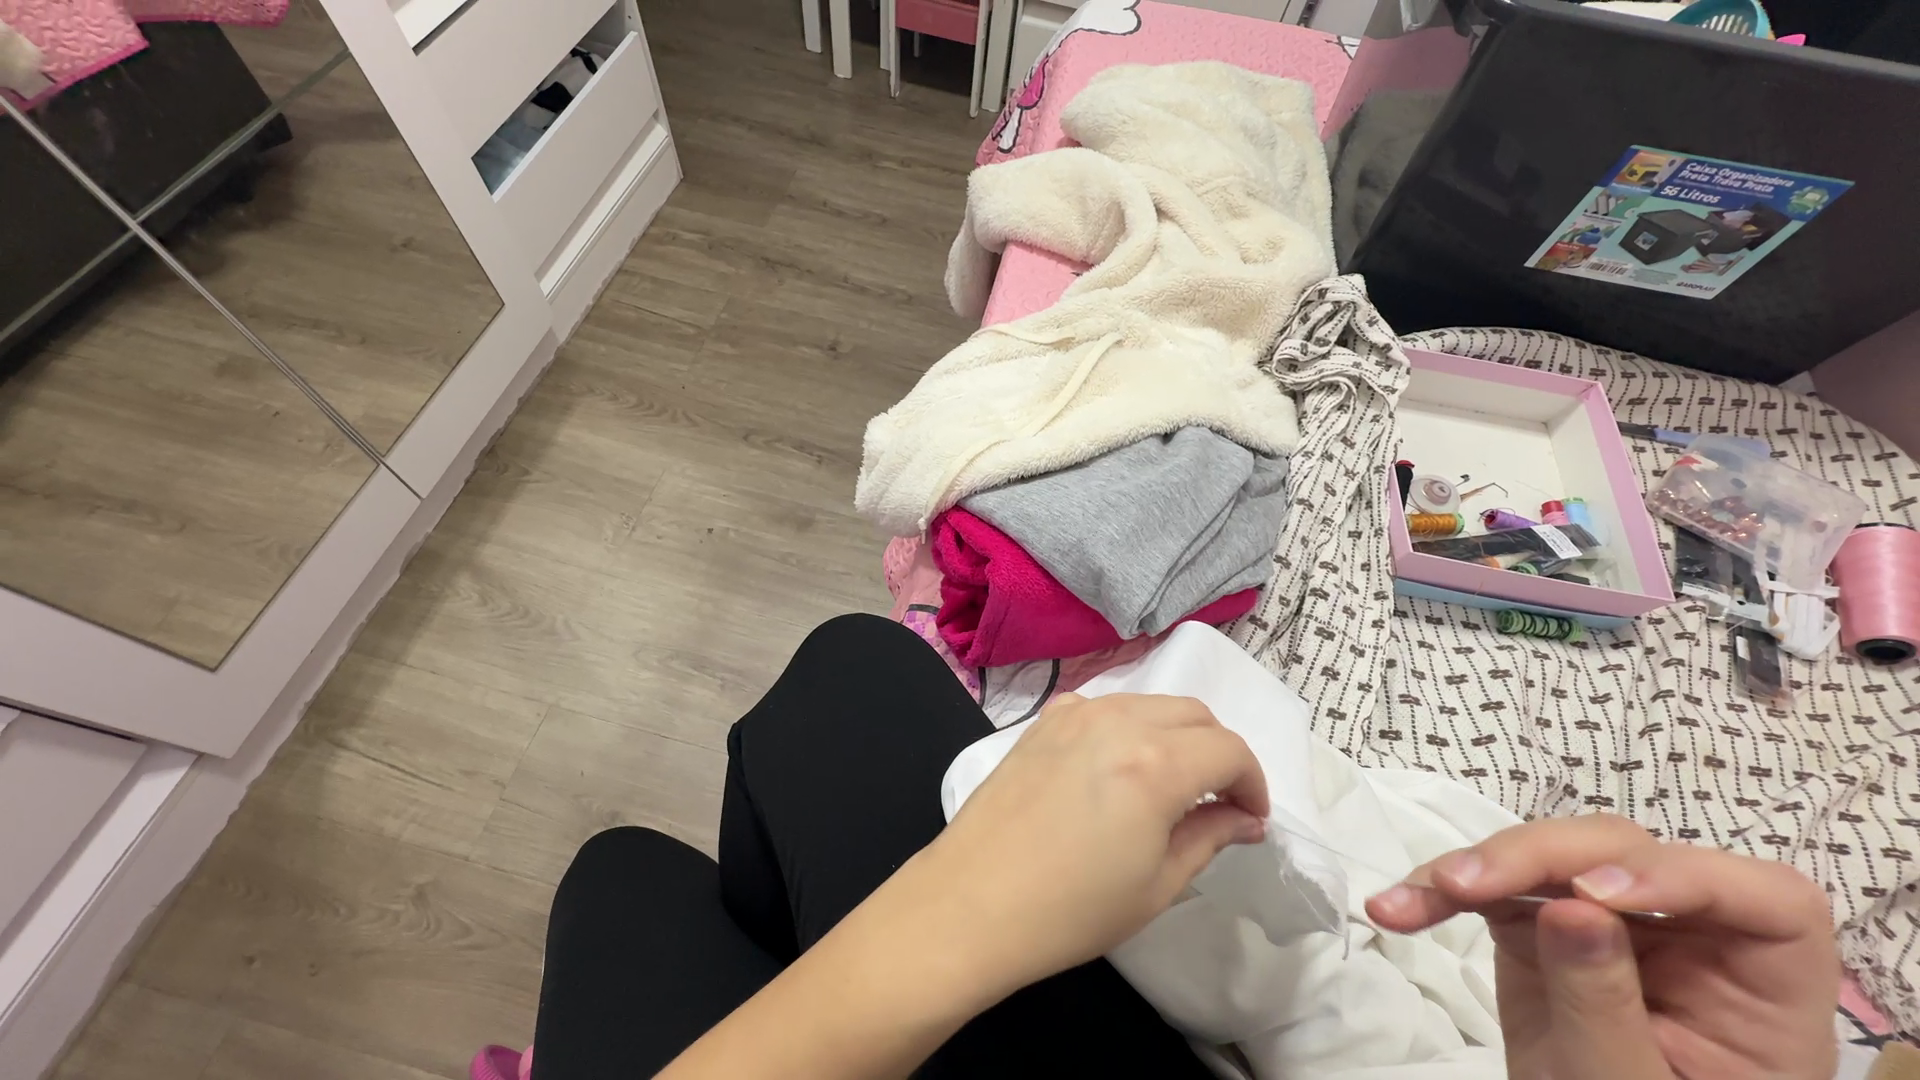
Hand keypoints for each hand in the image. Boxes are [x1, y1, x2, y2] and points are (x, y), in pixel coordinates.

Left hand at [919, 692, 1269, 997]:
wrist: (972, 903)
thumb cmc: (1071, 910)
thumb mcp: (1157, 885)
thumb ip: (1209, 836)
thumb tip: (1245, 818)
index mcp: (1155, 762)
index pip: (1229, 750)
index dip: (1251, 782)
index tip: (1249, 818)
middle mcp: (1117, 721)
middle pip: (1193, 714)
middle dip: (1218, 753)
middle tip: (1216, 801)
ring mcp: (1074, 714)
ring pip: (1149, 704)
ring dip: (1174, 735)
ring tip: (1169, 786)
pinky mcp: (1042, 721)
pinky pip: (1103, 707)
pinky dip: (1127, 726)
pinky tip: (1116, 767)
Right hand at [1365, 814, 1837, 1079]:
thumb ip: (1604, 1004)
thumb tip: (1571, 906)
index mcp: (1756, 988)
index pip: (1763, 899)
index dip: (1683, 876)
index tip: (1595, 894)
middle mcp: (1689, 937)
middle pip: (1624, 851)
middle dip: (1536, 857)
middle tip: (1465, 885)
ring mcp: (1605, 922)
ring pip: (1547, 853)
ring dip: (1471, 868)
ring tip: (1406, 900)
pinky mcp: (1537, 923)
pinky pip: (1490, 885)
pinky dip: (1438, 892)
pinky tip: (1394, 908)